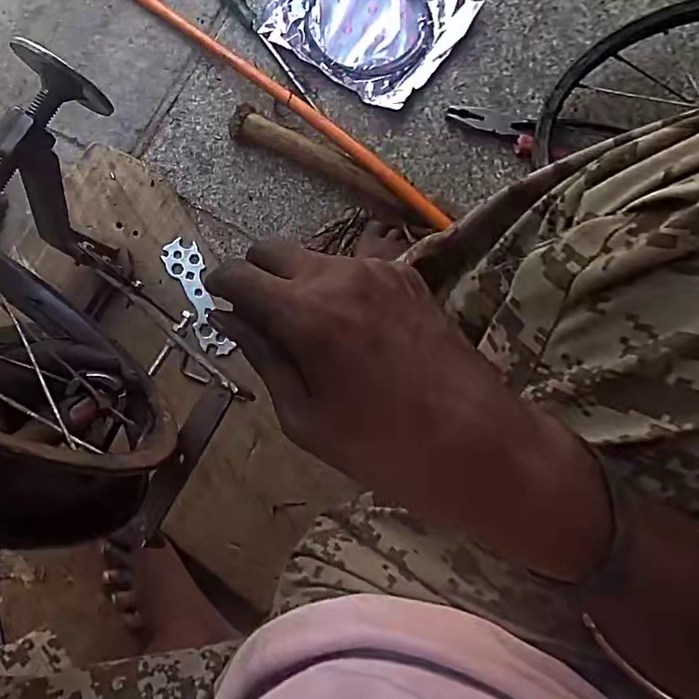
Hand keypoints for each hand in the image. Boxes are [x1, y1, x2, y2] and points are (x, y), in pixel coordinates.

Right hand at [206, 240, 515, 517]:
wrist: (483, 445)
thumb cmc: (384, 448)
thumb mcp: (304, 417)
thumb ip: (261, 356)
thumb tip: (226, 319)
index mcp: (305, 314)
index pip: (239, 274)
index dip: (218, 284)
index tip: (216, 299)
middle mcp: (337, 276)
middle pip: (271, 249)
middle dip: (254, 274)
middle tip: (257, 315)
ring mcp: (375, 269)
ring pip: (311, 257)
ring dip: (296, 281)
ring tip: (310, 330)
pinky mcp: (405, 274)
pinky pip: (351, 265)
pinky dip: (335, 285)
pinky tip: (350, 326)